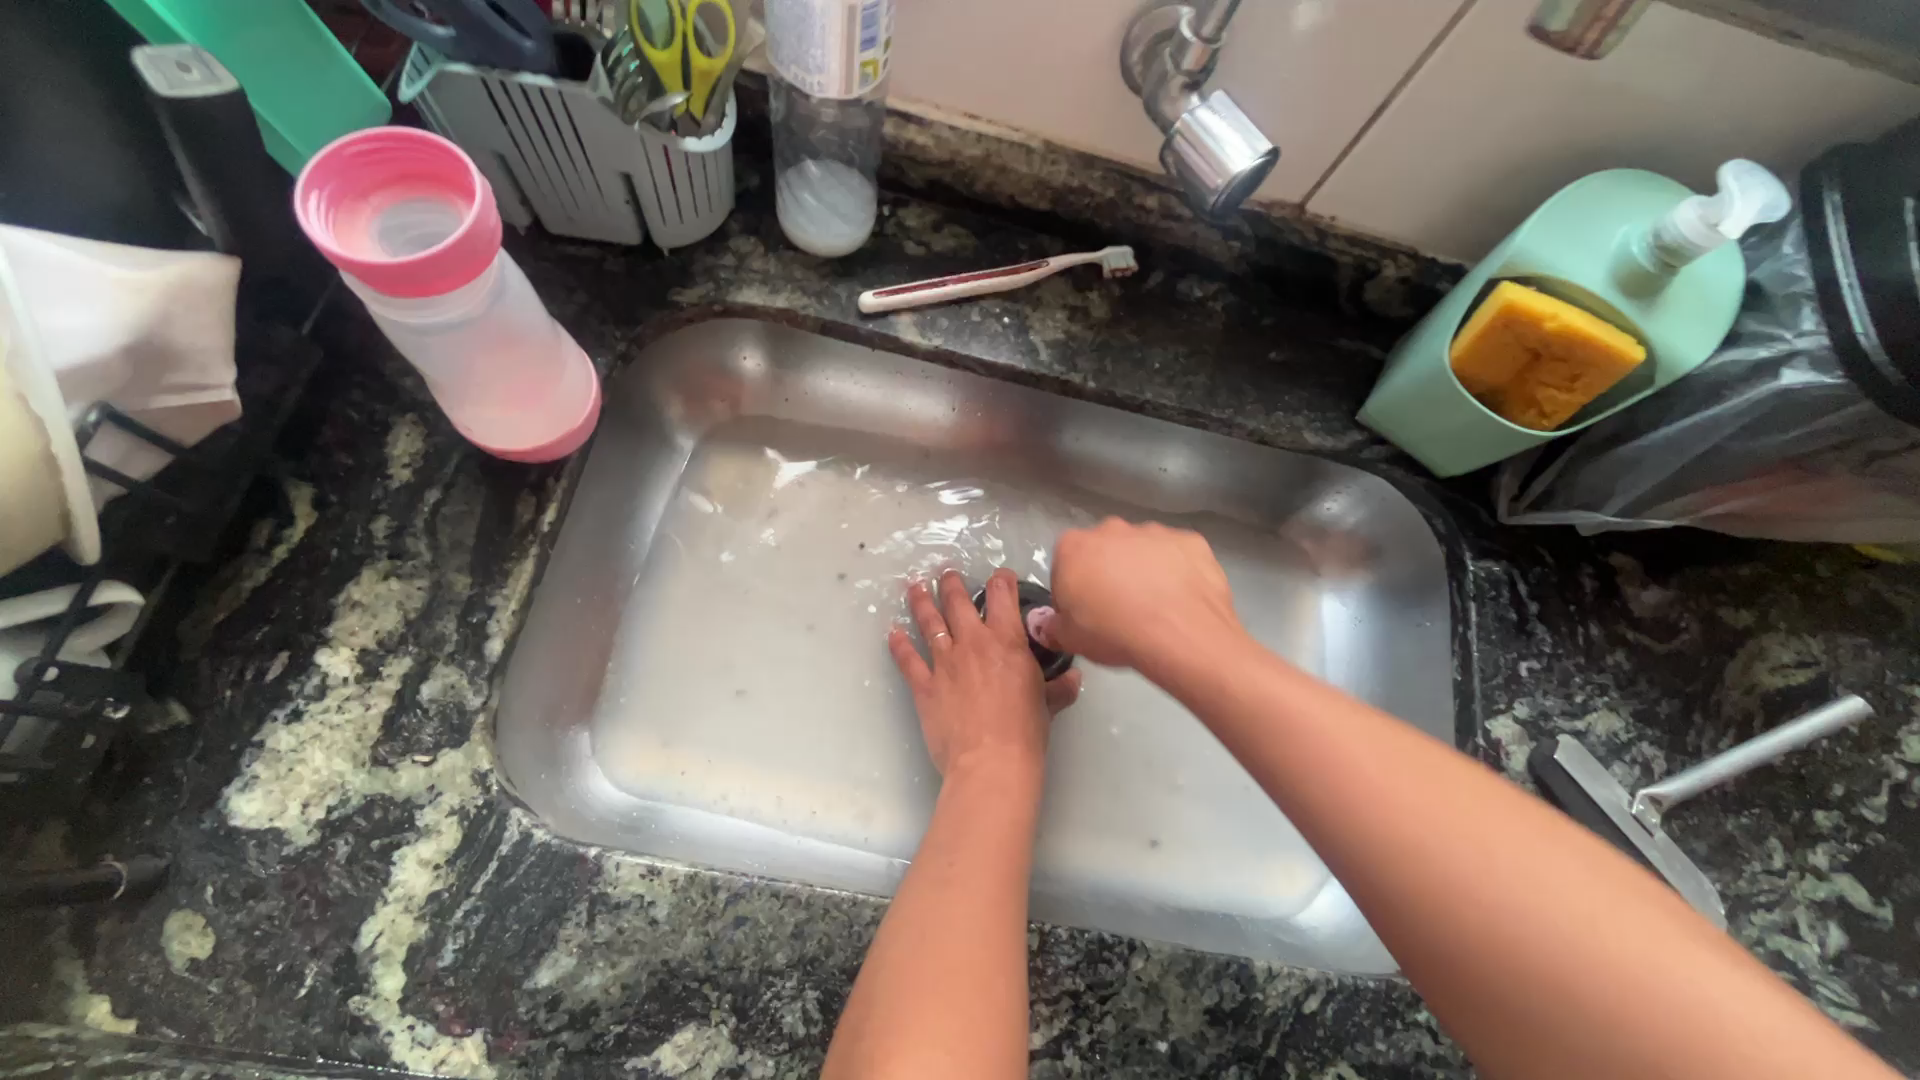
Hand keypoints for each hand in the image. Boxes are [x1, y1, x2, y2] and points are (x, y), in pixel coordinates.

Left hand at [888, 568, 1082, 779]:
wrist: (990, 761)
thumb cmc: (1026, 732)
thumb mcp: (1048, 705)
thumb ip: (1059, 687)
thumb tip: (1074, 679)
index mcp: (1006, 642)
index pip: (1003, 597)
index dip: (1001, 581)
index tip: (1000, 576)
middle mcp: (973, 644)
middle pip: (958, 603)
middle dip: (952, 584)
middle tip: (946, 574)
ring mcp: (945, 663)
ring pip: (930, 622)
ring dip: (922, 602)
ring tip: (915, 586)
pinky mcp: (924, 686)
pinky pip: (908, 659)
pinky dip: (899, 644)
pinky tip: (893, 632)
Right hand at [1048, 518, 1242, 671]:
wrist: (1181, 631)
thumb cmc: (1114, 631)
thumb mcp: (1070, 639)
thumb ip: (1052, 627)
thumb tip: (1046, 625)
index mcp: (1073, 547)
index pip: (1064, 568)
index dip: (1072, 594)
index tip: (1084, 616)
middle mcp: (1111, 529)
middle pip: (1102, 552)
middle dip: (1106, 575)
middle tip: (1118, 611)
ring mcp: (1153, 531)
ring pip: (1140, 550)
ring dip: (1141, 571)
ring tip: (1153, 608)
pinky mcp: (1188, 540)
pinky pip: (1175, 555)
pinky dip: (1175, 571)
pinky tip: (1179, 599)